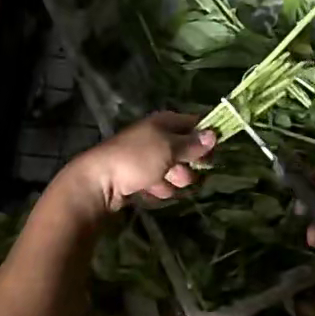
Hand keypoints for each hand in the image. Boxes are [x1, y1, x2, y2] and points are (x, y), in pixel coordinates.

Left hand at [58, 112, 216, 218]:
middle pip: (187, 152)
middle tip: (180, 172)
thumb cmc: (135, 159)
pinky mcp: (140, 179)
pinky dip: (156, 190)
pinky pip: (160, 185)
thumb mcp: (168, 148)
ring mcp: (147, 159)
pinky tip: (146, 192)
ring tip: (159, 184)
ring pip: (175, 173)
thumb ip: (192, 144)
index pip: (193, 124)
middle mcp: (156, 138)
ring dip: (172, 182)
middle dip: (188, 166)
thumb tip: (214, 134)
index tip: (214, 153)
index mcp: (162, 123)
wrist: (99, 182)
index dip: (206, 138)